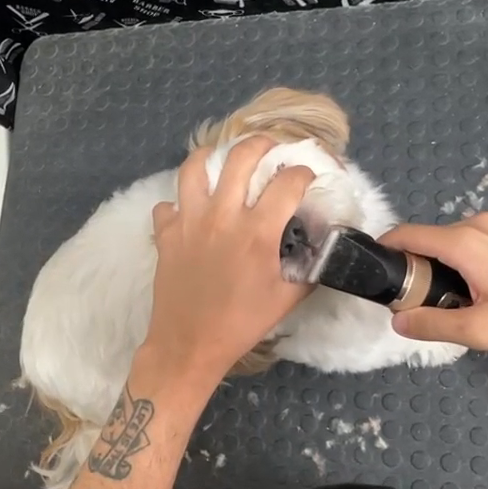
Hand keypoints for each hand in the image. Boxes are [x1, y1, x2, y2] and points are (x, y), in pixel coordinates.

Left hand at [143, 136, 314, 386]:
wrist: (189, 344)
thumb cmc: (241, 323)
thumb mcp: (287, 299)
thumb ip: (309, 268)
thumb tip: (322, 248)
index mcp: (257, 231)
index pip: (287, 182)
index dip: (302, 173)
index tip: (306, 177)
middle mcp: (222, 216)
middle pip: (241, 157)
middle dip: (261, 144)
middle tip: (269, 149)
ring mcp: (189, 221)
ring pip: (194, 168)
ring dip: (211, 156)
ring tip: (220, 158)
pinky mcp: (165, 233)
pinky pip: (167, 204)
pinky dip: (178, 203)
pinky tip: (188, 210)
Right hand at [380, 213, 487, 360]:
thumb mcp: (480, 332)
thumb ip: (432, 324)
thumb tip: (397, 321)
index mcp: (465, 242)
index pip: (405, 235)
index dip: (383, 254)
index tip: (374, 281)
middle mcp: (477, 226)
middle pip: (424, 241)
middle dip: (412, 270)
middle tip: (415, 309)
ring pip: (446, 246)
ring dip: (436, 272)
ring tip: (448, 308)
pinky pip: (467, 248)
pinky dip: (457, 268)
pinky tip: (474, 298)